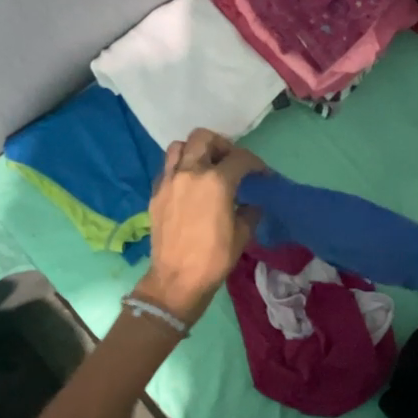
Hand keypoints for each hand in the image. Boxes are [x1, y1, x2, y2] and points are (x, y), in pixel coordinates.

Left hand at [134, 128, 264, 325]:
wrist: (176, 279)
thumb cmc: (214, 259)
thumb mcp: (242, 235)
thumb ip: (249, 211)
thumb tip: (249, 203)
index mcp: (216, 182)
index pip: (240, 158)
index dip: (255, 163)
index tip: (261, 174)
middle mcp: (190, 173)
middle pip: (203, 138)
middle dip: (221, 145)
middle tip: (229, 161)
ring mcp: (169, 181)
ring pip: (179, 147)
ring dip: (195, 150)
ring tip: (205, 166)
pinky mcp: (156, 193)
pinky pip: (167, 168)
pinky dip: (180, 168)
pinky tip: (189, 185)